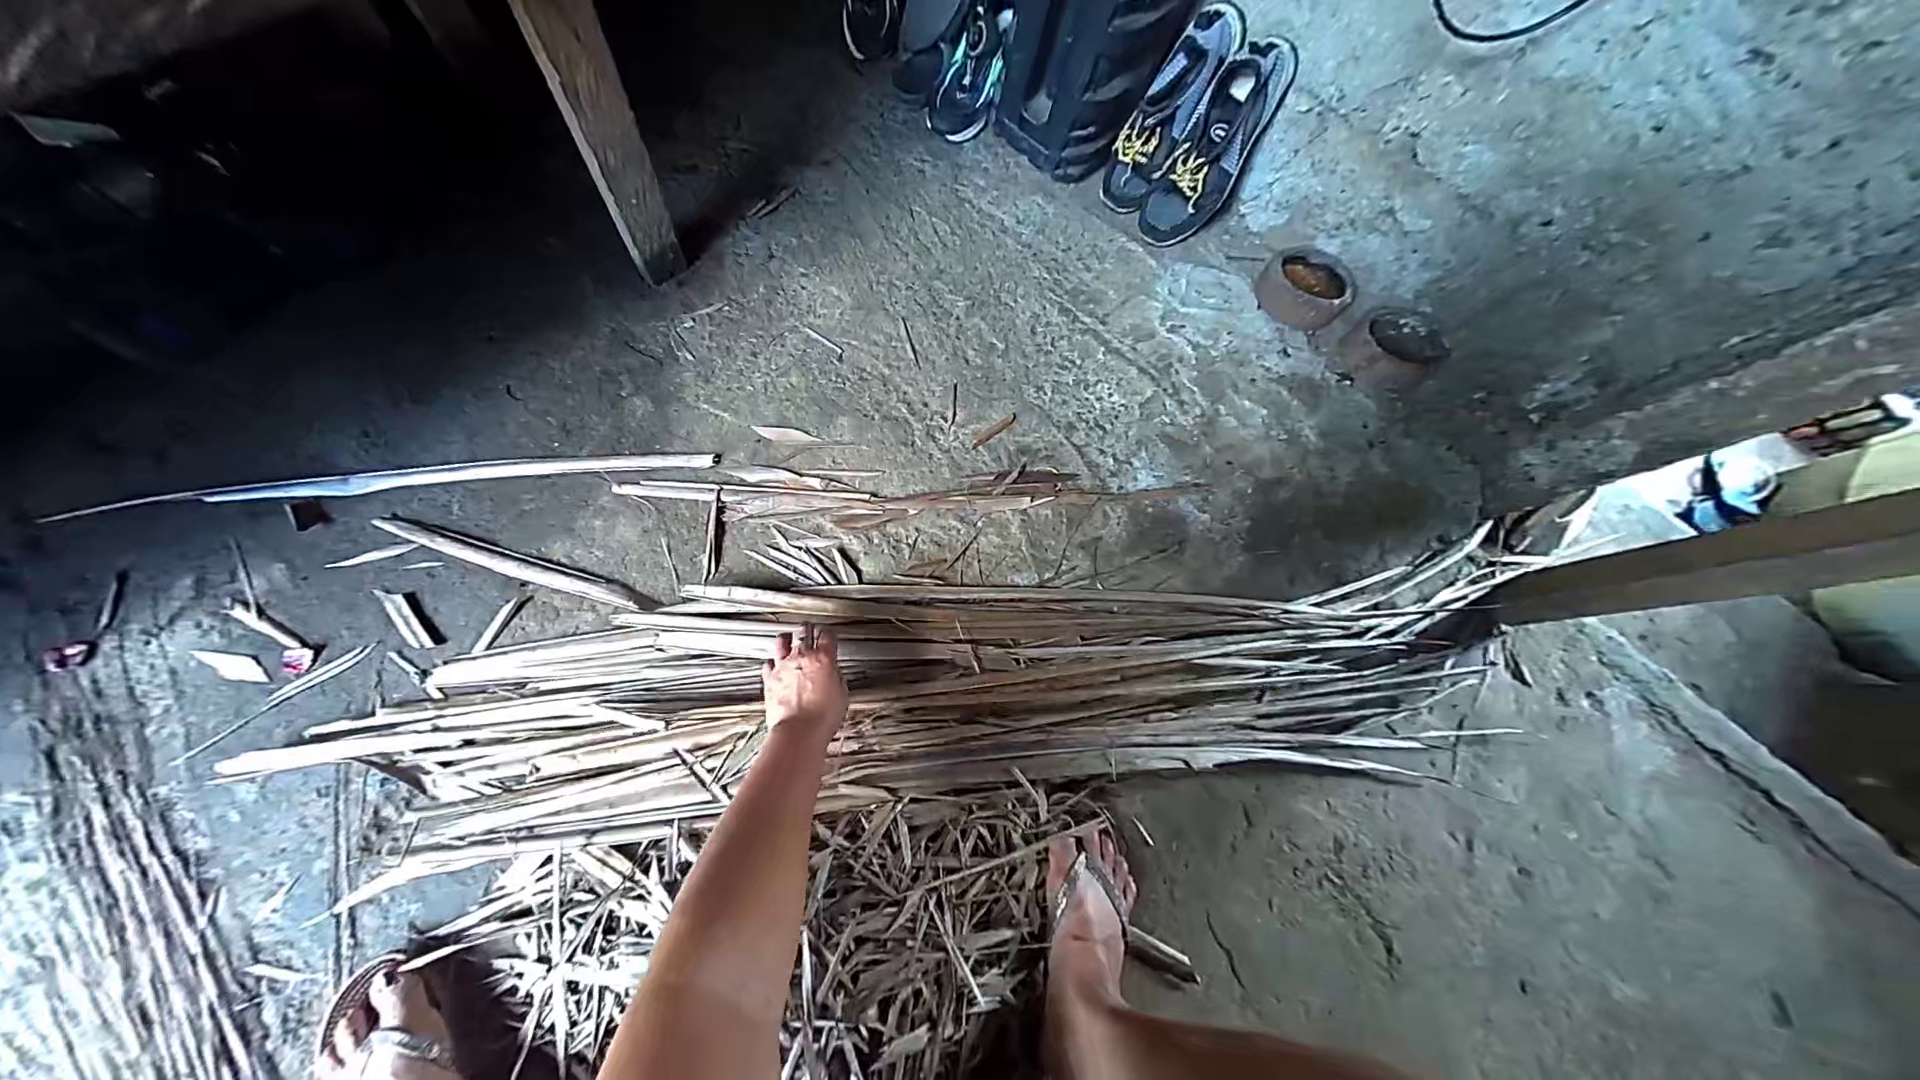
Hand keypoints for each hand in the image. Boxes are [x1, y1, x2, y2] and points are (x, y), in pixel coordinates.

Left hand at [762, 626, 846, 734]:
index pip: (827, 635)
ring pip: (782, 641)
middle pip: (804, 632)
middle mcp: (801, 658)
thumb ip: (836, 677)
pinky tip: (775, 664)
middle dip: (808, 630)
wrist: (799, 732)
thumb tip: (834, 674)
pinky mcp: (769, 680)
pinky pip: (768, 663)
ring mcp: (783, 667)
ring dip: (787, 640)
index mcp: (823, 658)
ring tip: (788, 639)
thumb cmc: (821, 717)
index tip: (829, 636)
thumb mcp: (842, 695)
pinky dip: (772, 662)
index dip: (829, 634)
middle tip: (810, 630)